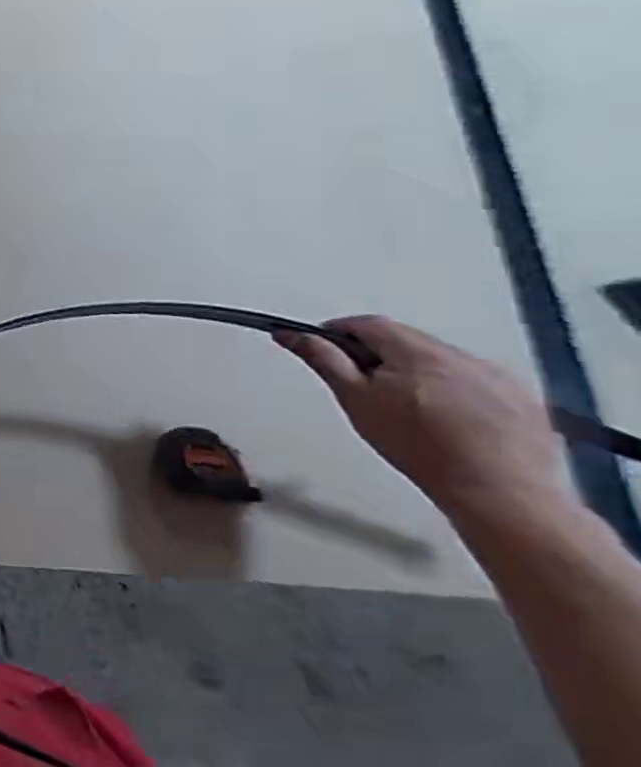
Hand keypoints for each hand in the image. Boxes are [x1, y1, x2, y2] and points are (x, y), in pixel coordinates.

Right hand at [274, 315, 569, 519]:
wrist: (497, 492)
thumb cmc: (419, 446)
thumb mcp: (355, 399)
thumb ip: (323, 359)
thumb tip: (293, 334)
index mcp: (417, 351)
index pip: (367, 324)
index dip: (338, 331)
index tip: (324, 347)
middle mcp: (461, 355)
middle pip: (405, 340)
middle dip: (379, 355)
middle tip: (363, 385)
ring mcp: (499, 377)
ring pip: (440, 361)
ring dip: (418, 373)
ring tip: (408, 409)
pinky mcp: (523, 399)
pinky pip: (476, 381)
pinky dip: (455, 391)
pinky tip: (447, 421)